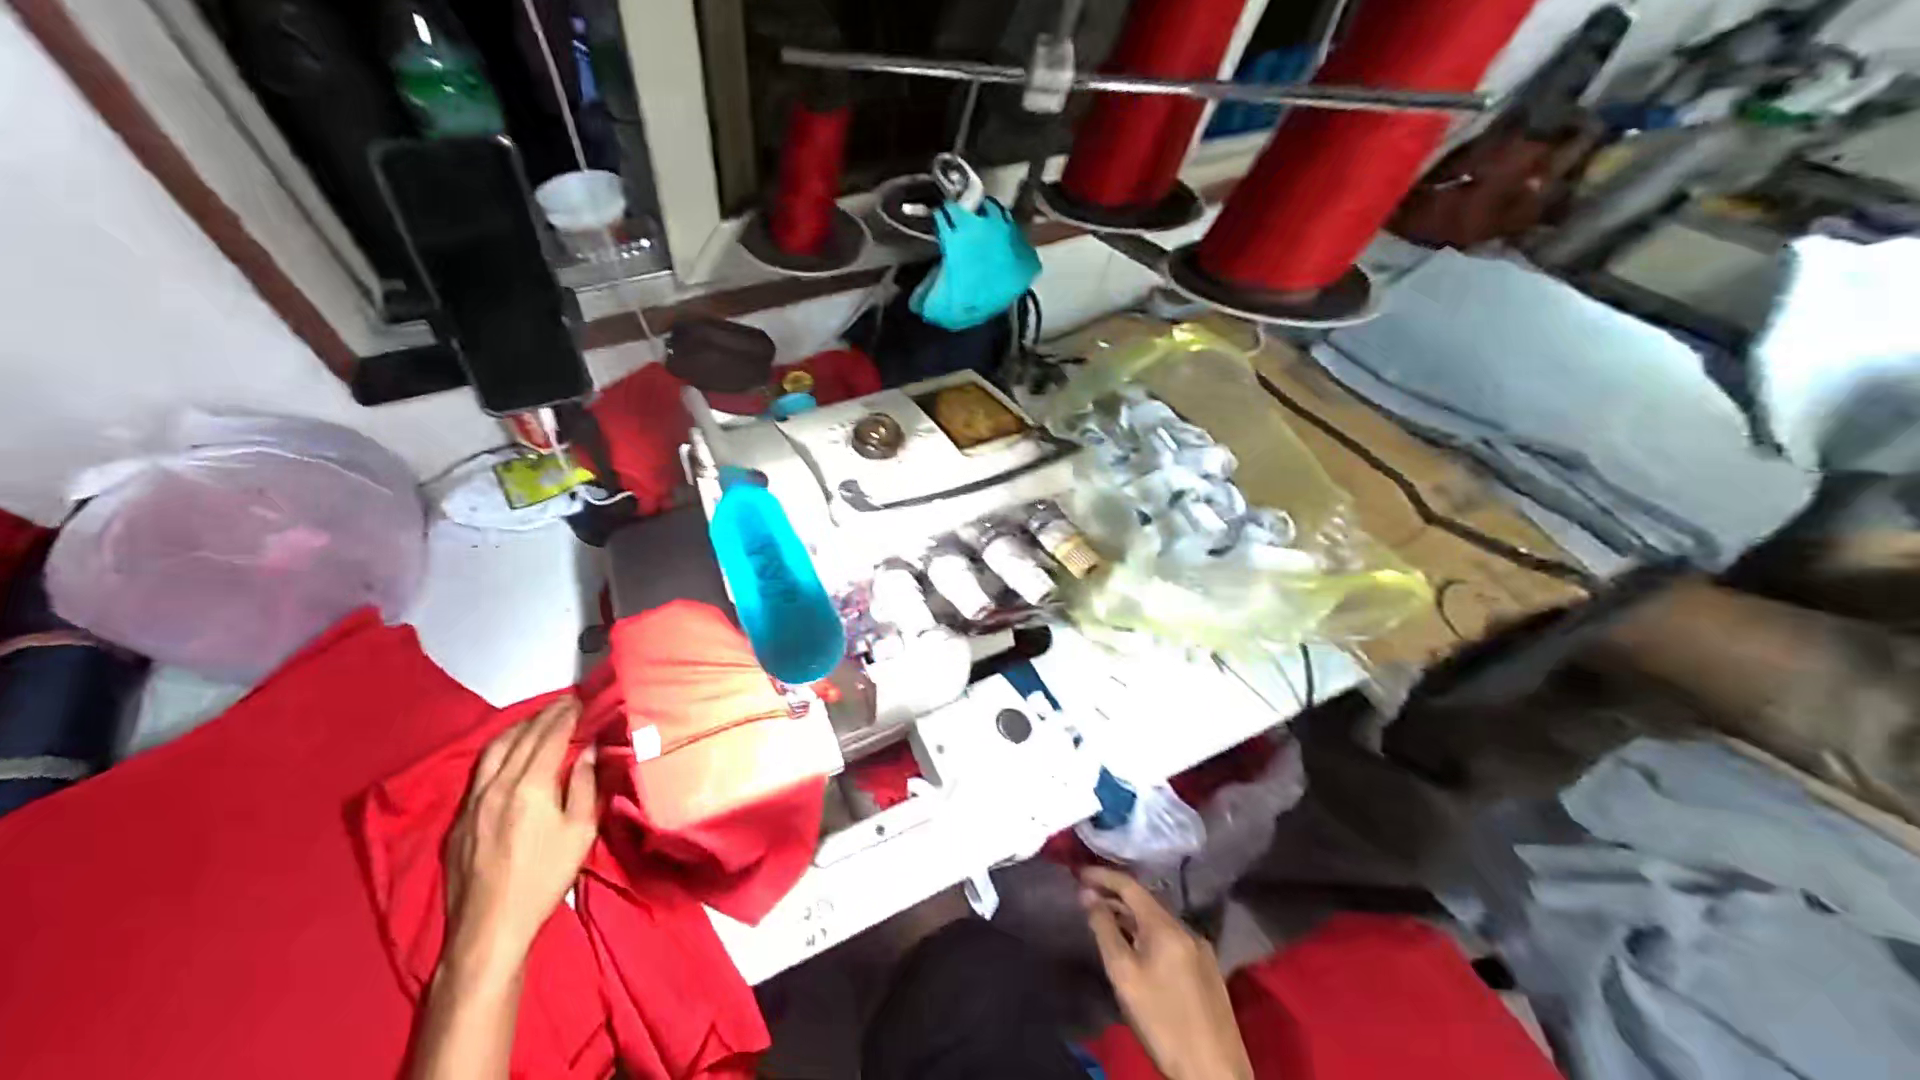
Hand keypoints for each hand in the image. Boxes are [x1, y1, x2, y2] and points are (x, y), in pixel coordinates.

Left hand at [442, 698, 598, 984]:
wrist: (490, 926)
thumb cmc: (545, 877)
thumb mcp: (580, 831)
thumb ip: (586, 785)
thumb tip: (590, 750)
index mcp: (530, 786)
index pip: (549, 736)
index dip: (567, 715)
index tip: (581, 700)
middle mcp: (497, 785)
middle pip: (522, 737)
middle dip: (545, 715)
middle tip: (565, 702)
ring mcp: (472, 801)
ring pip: (494, 749)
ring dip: (518, 728)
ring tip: (537, 719)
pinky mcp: (459, 818)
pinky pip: (480, 770)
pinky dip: (500, 749)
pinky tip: (510, 752)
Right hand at [1081, 866, 1252, 1079]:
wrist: (1214, 1073)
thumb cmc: (1162, 1021)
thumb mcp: (1124, 975)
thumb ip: (1104, 930)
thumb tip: (1088, 895)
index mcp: (1167, 926)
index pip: (1130, 885)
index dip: (1103, 875)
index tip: (1078, 873)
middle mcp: (1187, 928)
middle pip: (1146, 901)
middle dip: (1114, 895)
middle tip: (1085, 896)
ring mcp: (1200, 949)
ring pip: (1158, 920)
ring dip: (1130, 916)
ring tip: (1104, 919)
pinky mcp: (1206, 970)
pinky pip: (1170, 938)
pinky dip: (1147, 933)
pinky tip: (1135, 946)